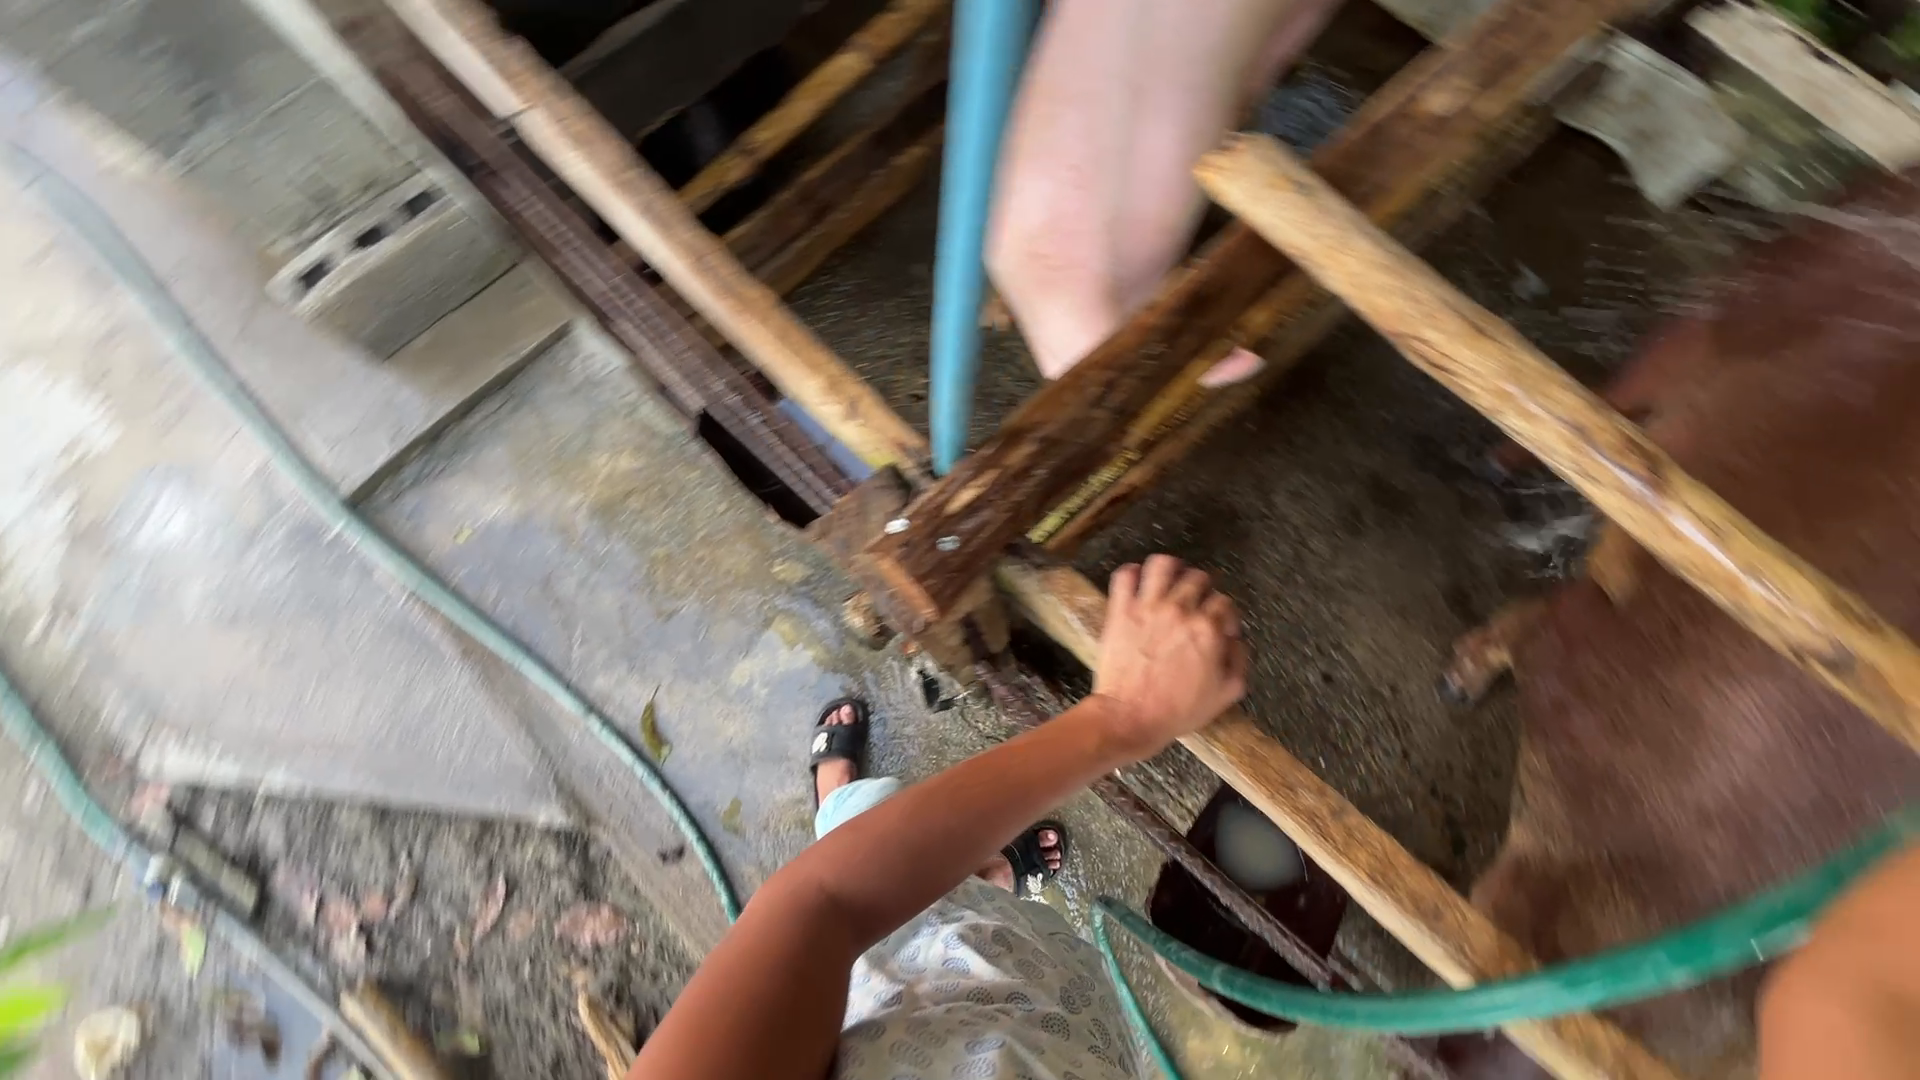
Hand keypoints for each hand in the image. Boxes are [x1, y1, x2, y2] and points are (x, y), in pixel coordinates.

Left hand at [1092, 554, 1247, 756]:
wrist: (1130, 717)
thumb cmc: (1175, 710)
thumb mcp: (1226, 693)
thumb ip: (1239, 660)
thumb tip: (1236, 640)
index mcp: (1208, 630)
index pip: (1224, 603)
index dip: (1225, 614)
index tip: (1220, 624)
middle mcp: (1180, 611)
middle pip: (1197, 579)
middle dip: (1202, 588)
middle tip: (1196, 601)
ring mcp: (1148, 607)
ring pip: (1163, 565)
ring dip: (1171, 568)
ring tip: (1170, 578)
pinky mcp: (1120, 611)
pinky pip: (1125, 576)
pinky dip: (1132, 573)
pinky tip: (1138, 581)